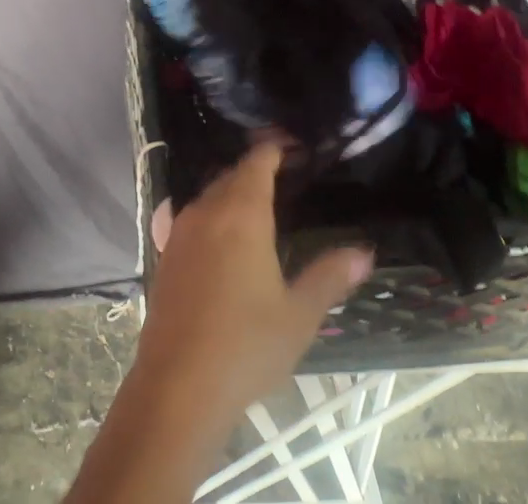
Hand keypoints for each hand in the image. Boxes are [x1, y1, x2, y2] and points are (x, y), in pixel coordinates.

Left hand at [137, 134, 372, 421]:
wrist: (177, 384)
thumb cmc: (246, 346)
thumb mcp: (298, 314)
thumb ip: (328, 277)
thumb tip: (364, 251)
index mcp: (241, 216)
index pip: (256, 164)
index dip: (273, 149)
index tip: (291, 144)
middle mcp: (205, 214)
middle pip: (229, 177)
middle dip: (253, 170)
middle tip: (282, 174)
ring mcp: (179, 234)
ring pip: (206, 198)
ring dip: (229, 193)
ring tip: (255, 203)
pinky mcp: (164, 257)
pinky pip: (189, 220)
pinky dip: (209, 216)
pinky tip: (218, 235)